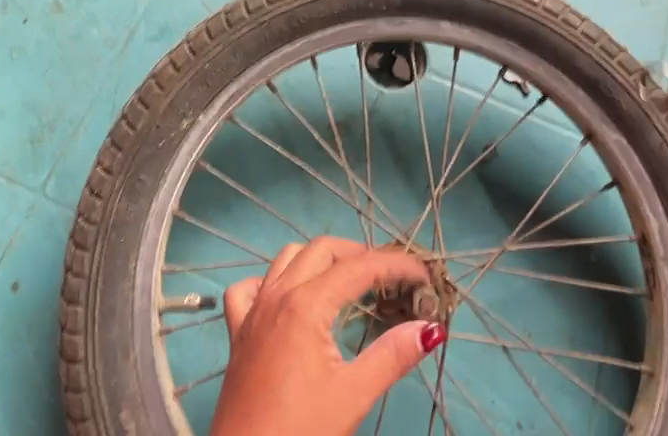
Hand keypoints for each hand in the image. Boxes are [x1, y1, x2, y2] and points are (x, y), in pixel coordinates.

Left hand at [210, 237, 445, 435]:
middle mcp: (277, 295)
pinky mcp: (238, 331)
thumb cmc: (300, 430)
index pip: (359, 268)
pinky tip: (288, 297)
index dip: (395, 265)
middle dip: (358, 255)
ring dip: (319, 260)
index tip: (423, 275)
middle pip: (322, 250)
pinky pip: (249, 288)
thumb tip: (430, 328)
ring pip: (286, 259)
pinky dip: (271, 281)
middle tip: (388, 278)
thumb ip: (392, 356)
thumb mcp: (353, 395)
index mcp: (306, 305)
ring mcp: (253, 310)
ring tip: (347, 281)